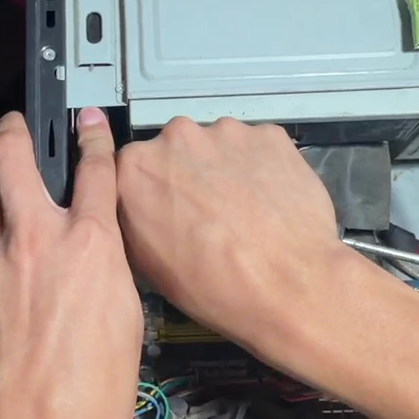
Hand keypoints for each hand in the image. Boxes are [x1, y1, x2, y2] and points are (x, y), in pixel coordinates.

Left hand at [0, 109, 141, 418]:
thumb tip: (95, 249)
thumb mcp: (127, 321)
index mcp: (89, 245)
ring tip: (8, 202)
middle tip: (17, 127)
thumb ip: (107, 268)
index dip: (92, 139)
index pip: (93, 170)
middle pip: (10, 156)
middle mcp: (34, 238)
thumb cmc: (96, 393)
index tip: (86, 124)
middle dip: (14, 131)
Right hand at [116, 117, 367, 358]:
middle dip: (186, 175)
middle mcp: (176, 138)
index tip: (163, 210)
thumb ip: (134, 221)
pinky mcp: (269, 135)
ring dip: (223, 171)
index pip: (130, 167)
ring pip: (217, 147)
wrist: (288, 285)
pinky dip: (260, 168)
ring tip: (243, 212)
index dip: (149, 191)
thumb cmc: (214, 285)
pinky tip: (268, 202)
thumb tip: (142, 211)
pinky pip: (257, 148)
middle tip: (206, 214)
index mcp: (135, 169)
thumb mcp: (147, 266)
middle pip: (175, 150)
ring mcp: (225, 132)